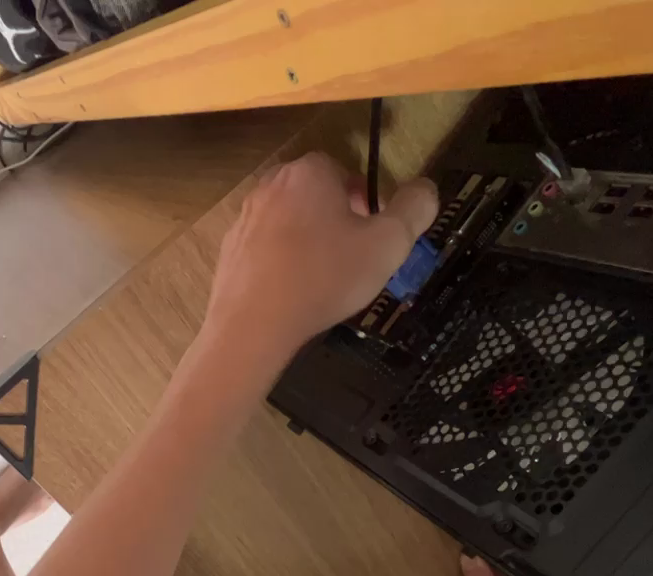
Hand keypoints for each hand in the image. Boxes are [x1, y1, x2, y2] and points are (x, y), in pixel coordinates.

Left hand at [205, 152, 437, 356]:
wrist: (252, 326)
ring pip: (287, 223)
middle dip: (333, 220)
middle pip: (314, 195)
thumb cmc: (324, 279)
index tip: (369, 237)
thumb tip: (425, 190)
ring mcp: (244, 218)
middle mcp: (271, 184)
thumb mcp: (388, 245)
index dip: (363, 204)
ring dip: (305, 242)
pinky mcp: (227, 251)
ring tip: (317, 280)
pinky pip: (263, 250)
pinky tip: (288, 292)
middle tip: (347, 260)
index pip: (345, 173)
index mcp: (310, 171)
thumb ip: (414, 210)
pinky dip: (278, 264)